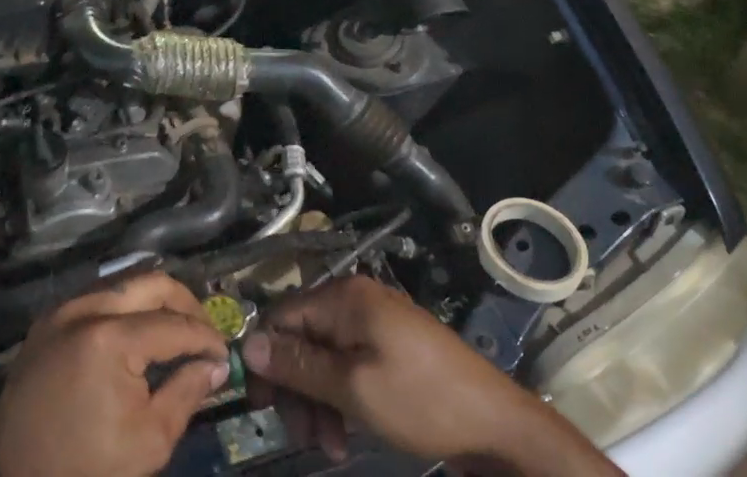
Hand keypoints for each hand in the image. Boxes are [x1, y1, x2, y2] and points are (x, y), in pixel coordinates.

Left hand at [0, 271, 230, 476]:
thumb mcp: (150, 438)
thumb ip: (187, 391)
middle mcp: (82, 310)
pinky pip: (93, 300)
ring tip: (176, 330)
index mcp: (109, 338)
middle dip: (184, 304)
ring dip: (152, 302)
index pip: (173, 324)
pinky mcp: (45, 325)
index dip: (206, 338)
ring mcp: (59, 313)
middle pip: (148, 283)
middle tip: (205, 332)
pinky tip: (137, 333)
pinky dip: (121, 308)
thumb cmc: (90, 465)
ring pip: (119, 285)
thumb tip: (215, 363)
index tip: (225, 353)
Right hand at [239, 277, 620, 476]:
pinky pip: (349, 367)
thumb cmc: (422, 402)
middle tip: (301, 437)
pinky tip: (346, 437)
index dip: (264, 361)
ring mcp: (376, 325)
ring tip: (329, 447)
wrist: (499, 425)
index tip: (262, 407)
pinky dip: (341, 400)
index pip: (280, 317)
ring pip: (323, 359)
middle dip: (295, 390)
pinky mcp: (392, 349)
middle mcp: (356, 301)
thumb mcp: (353, 388)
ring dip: (317, 403)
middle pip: (301, 340)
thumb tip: (247, 344)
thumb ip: (298, 365)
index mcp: (345, 298)